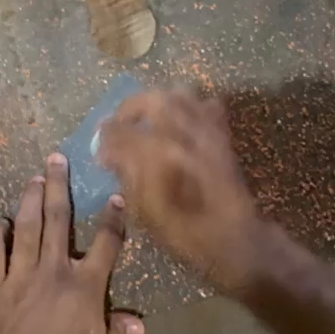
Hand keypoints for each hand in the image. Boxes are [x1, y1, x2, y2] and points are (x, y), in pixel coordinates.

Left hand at [0, 154, 132, 333]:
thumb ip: (115, 330)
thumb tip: (140, 325)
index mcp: (86, 286)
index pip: (105, 243)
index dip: (112, 219)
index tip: (115, 197)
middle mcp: (54, 270)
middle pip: (59, 219)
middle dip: (60, 186)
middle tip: (57, 158)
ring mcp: (20, 275)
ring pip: (26, 226)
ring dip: (30, 199)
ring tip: (34, 177)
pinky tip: (0, 222)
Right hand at [96, 88, 274, 293]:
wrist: (235, 239)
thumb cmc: (186, 233)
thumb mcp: (146, 212)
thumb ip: (127, 175)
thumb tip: (110, 155)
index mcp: (161, 154)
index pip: (124, 131)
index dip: (107, 137)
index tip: (100, 148)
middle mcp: (185, 134)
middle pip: (152, 100)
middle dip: (130, 109)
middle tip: (119, 125)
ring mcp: (207, 130)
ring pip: (180, 94)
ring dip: (158, 102)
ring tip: (147, 119)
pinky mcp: (222, 134)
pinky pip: (205, 105)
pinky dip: (189, 107)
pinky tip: (180, 123)